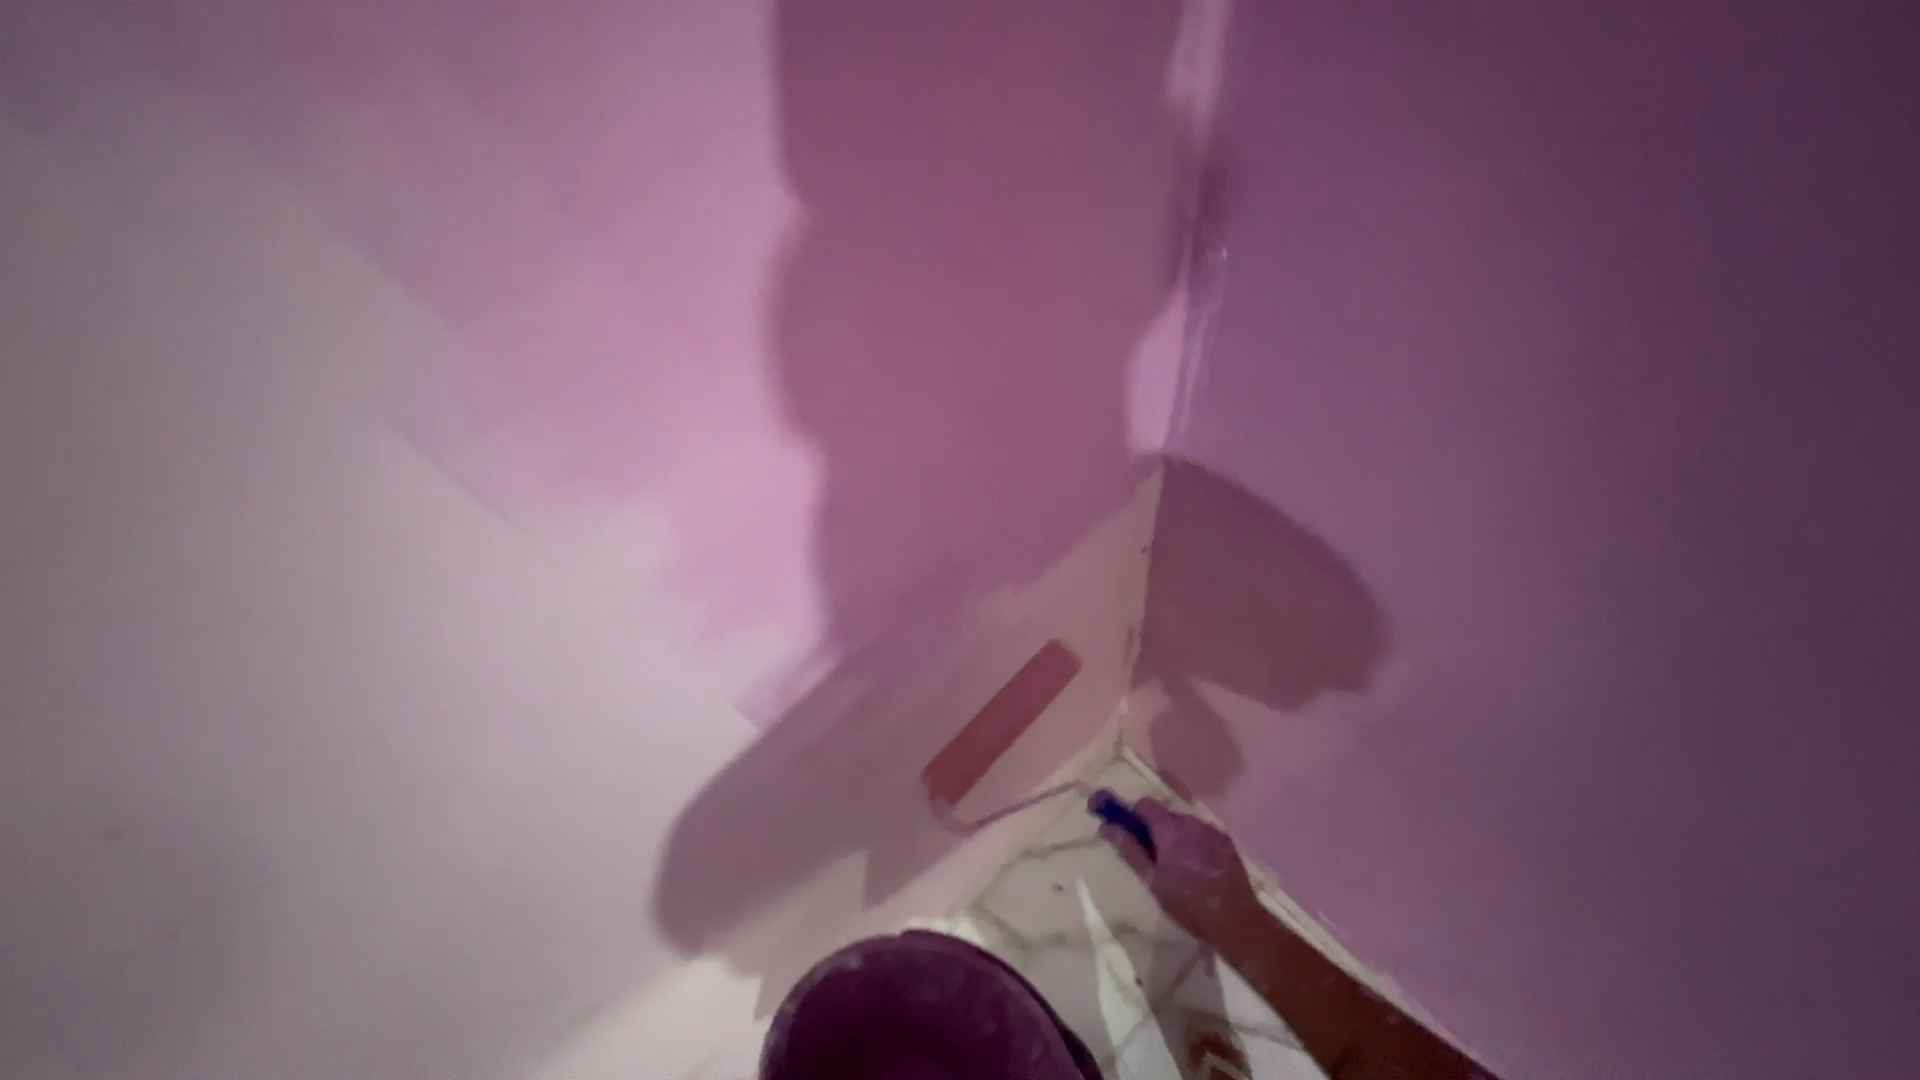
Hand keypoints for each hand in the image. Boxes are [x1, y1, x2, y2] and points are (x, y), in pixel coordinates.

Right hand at [1100, 797, 1264, 948]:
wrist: (1237, 921)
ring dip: (1174, 838)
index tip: (1125, 831)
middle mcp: (1191, 822)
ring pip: (1183, 825)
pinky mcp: (1226, 842)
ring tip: (1176, 868)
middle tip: (1150, 858)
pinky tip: (1197, 870)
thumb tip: (1105, 826)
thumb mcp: (1153, 880)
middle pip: (1164, 815)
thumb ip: (1129, 850)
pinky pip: (1201, 835)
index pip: (1144, 804)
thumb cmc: (1188, 903)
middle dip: (1153, 830)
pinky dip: (1193, 845)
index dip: (1131, 814)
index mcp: (1170, 828)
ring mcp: (1212, 830)